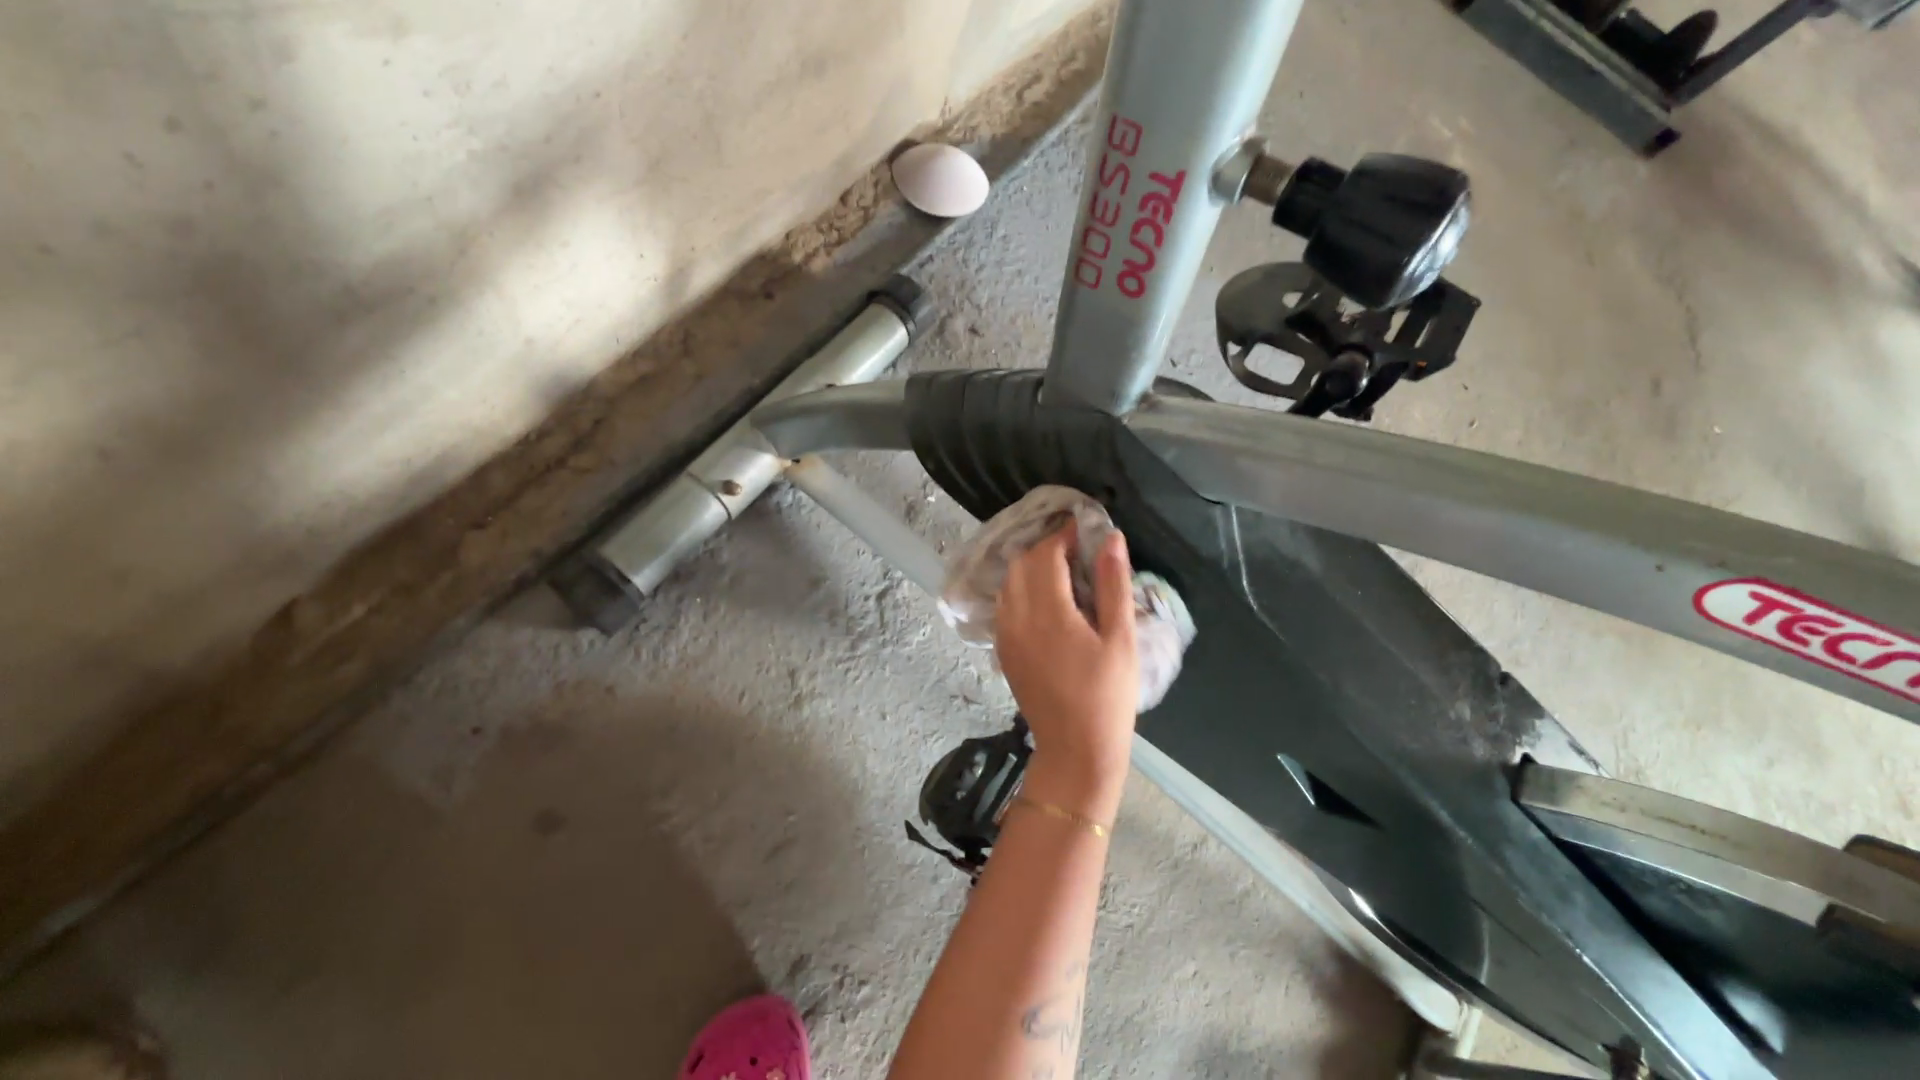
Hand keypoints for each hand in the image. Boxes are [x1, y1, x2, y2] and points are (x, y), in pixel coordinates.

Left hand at [994, 526, 1138, 820]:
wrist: (1075, 749)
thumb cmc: (1107, 695)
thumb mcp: (1120, 639)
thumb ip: (1114, 584)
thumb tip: (1110, 538)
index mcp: (1048, 612)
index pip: (1045, 554)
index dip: (1063, 534)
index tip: (1084, 527)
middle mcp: (1018, 618)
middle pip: (1021, 565)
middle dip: (1046, 548)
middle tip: (1077, 547)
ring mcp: (1006, 636)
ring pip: (1009, 584)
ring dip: (1031, 568)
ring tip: (1064, 571)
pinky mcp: (1004, 652)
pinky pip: (1005, 606)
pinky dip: (1022, 591)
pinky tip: (1047, 600)